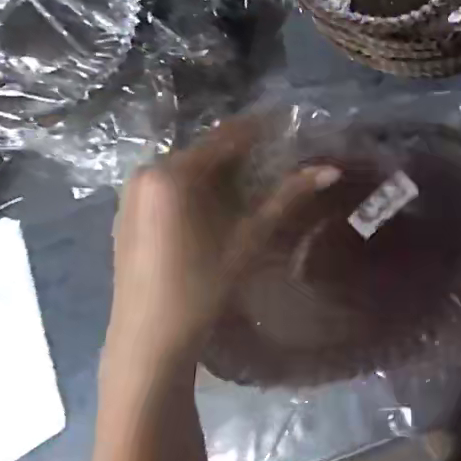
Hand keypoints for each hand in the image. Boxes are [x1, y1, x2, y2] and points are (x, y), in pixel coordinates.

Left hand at [108, 118, 339, 376]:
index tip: (293, 121)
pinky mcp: (129, 213)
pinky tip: (225, 201)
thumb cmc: (202, 286)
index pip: (227, 136)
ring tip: (261, 175)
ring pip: (190, 166)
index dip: (263, 126)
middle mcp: (147, 172)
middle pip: (207, 149)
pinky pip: (172, 184)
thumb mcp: (250, 237)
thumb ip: (288, 197)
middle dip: (245, 149)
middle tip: (283, 152)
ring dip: (224, 167)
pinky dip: (201, 184)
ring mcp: (132, 193)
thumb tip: (331, 169)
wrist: (148, 339)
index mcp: (173, 174)